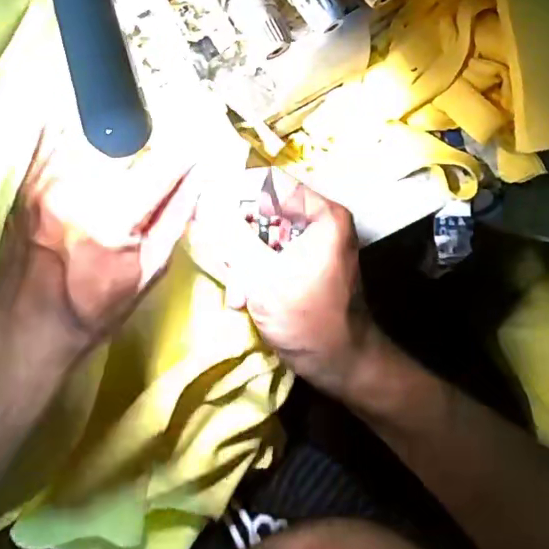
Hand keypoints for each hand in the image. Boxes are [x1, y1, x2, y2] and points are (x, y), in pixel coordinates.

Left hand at [0, 128, 198, 367]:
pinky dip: (79, 134)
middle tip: (164, 146)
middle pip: (125, 136)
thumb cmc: (93, 310)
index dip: (186, 151)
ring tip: (130, 145)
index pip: (162, 163)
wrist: (23, 329)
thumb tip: (201, 172)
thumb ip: (177, 215)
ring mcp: (43, 180)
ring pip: (90, 130)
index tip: (198, 146)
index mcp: (111, 220)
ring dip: (116, 133)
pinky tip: (93, 146)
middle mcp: (74, 190)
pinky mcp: (24, 179)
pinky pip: (55, 136)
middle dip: (151, 137)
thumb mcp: (149, 271)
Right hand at [190, 170, 376, 396]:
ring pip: (262, 231)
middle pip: (264, 207)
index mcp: (322, 214)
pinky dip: (253, 268)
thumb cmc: (309, 322)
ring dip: (242, 257)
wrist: (343, 367)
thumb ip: (233, 238)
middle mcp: (321, 218)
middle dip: (237, 236)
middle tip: (224, 260)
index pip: (269, 182)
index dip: (234, 192)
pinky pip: (270, 250)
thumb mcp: (263, 278)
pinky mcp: (305, 259)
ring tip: (238, 289)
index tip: (206, 210)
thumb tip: (205, 205)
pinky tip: (244, 295)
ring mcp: (314, 239)